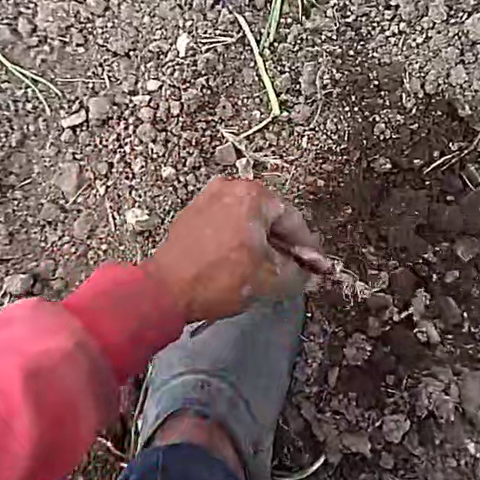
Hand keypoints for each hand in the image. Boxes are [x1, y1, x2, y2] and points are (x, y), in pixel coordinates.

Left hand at [142, 178, 322, 322]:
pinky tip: (241, 261)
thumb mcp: (271, 280)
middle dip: (283, 244)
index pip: (294, 221)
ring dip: (260, 242)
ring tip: (266, 267)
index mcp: (254, 196)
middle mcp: (231, 188)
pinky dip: (238, 239)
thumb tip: (308, 272)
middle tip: (292, 267)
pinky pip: (227, 223)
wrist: (164, 291)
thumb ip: (299, 274)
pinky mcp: (192, 214)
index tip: (315, 263)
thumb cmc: (218, 279)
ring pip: (248, 220)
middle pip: (271, 217)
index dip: (308, 247)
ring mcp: (208, 198)